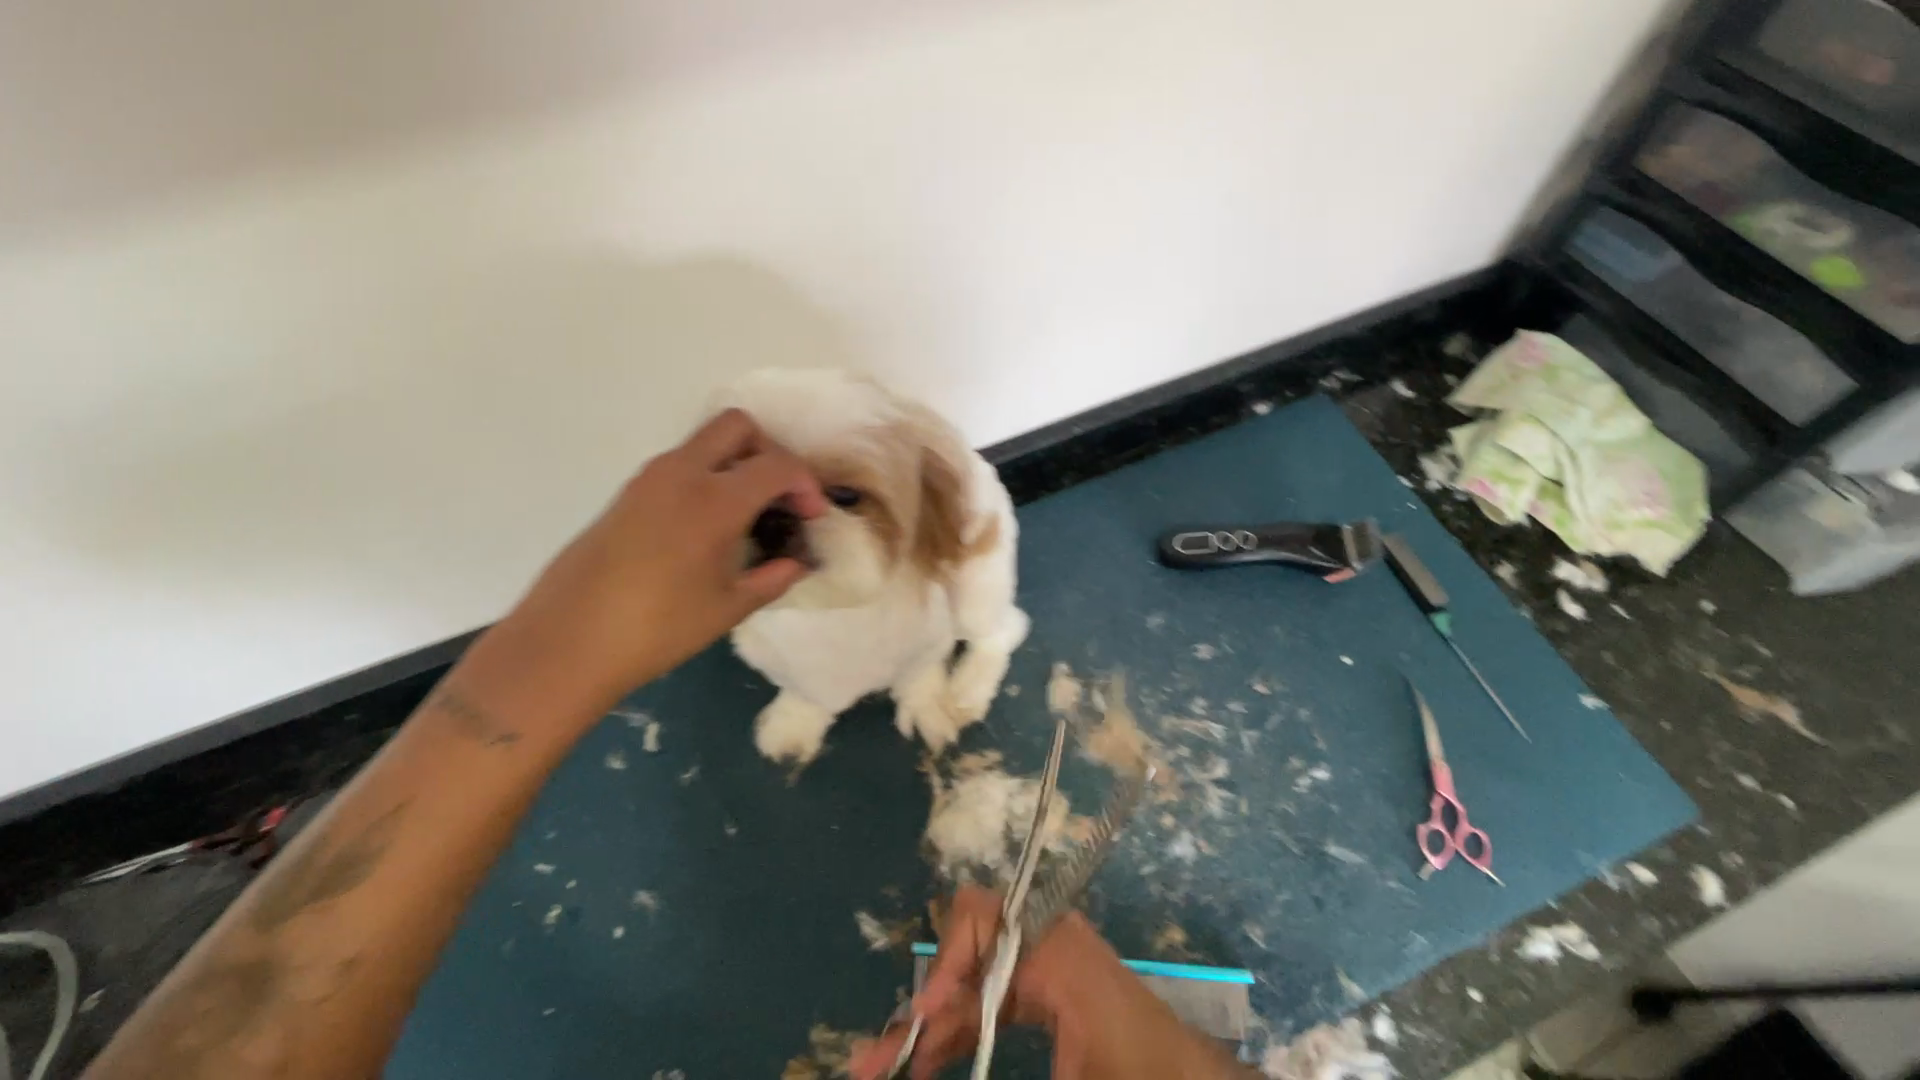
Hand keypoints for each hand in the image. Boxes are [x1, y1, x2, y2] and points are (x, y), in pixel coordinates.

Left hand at [494, 409, 826, 703]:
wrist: (567, 641)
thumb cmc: (657, 629)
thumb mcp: (728, 608)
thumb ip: (772, 578)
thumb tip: (797, 563)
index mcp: (714, 500)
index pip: (777, 465)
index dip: (805, 485)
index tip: (811, 517)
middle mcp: (681, 474)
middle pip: (738, 427)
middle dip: (769, 452)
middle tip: (779, 497)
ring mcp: (648, 480)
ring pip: (705, 443)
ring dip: (736, 464)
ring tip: (747, 516)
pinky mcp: (627, 494)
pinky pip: (680, 466)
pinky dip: (707, 478)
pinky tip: (709, 528)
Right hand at [850, 887, 1246, 1079]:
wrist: (1186, 1079)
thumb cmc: (1137, 1067)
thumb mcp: (1074, 1075)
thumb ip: (991, 1057)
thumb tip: (921, 1070)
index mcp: (1054, 948)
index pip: (979, 920)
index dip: (944, 964)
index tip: (923, 1021)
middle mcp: (1042, 944)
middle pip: (963, 956)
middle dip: (922, 1008)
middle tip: (876, 1061)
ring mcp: (1040, 968)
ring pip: (969, 987)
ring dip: (931, 1028)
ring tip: (887, 1067)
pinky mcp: (1043, 993)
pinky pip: (988, 1003)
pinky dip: (959, 1032)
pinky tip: (929, 1061)